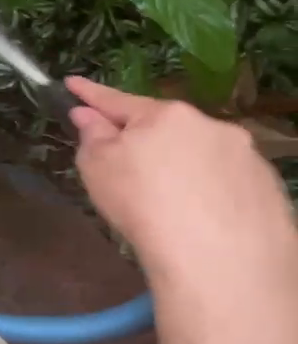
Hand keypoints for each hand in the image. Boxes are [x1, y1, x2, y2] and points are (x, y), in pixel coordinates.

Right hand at [67, 77, 296, 284]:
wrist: (220, 261)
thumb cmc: (142, 202)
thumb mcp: (96, 164)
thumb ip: (92, 133)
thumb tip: (90, 116)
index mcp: (167, 116)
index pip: (117, 99)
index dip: (90, 92)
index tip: (72, 83)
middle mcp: (214, 128)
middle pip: (165, 125)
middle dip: (142, 134)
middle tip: (120, 156)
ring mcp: (249, 159)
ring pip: (200, 151)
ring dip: (179, 160)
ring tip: (165, 192)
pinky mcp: (272, 190)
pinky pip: (227, 178)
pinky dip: (208, 185)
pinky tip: (197, 209)